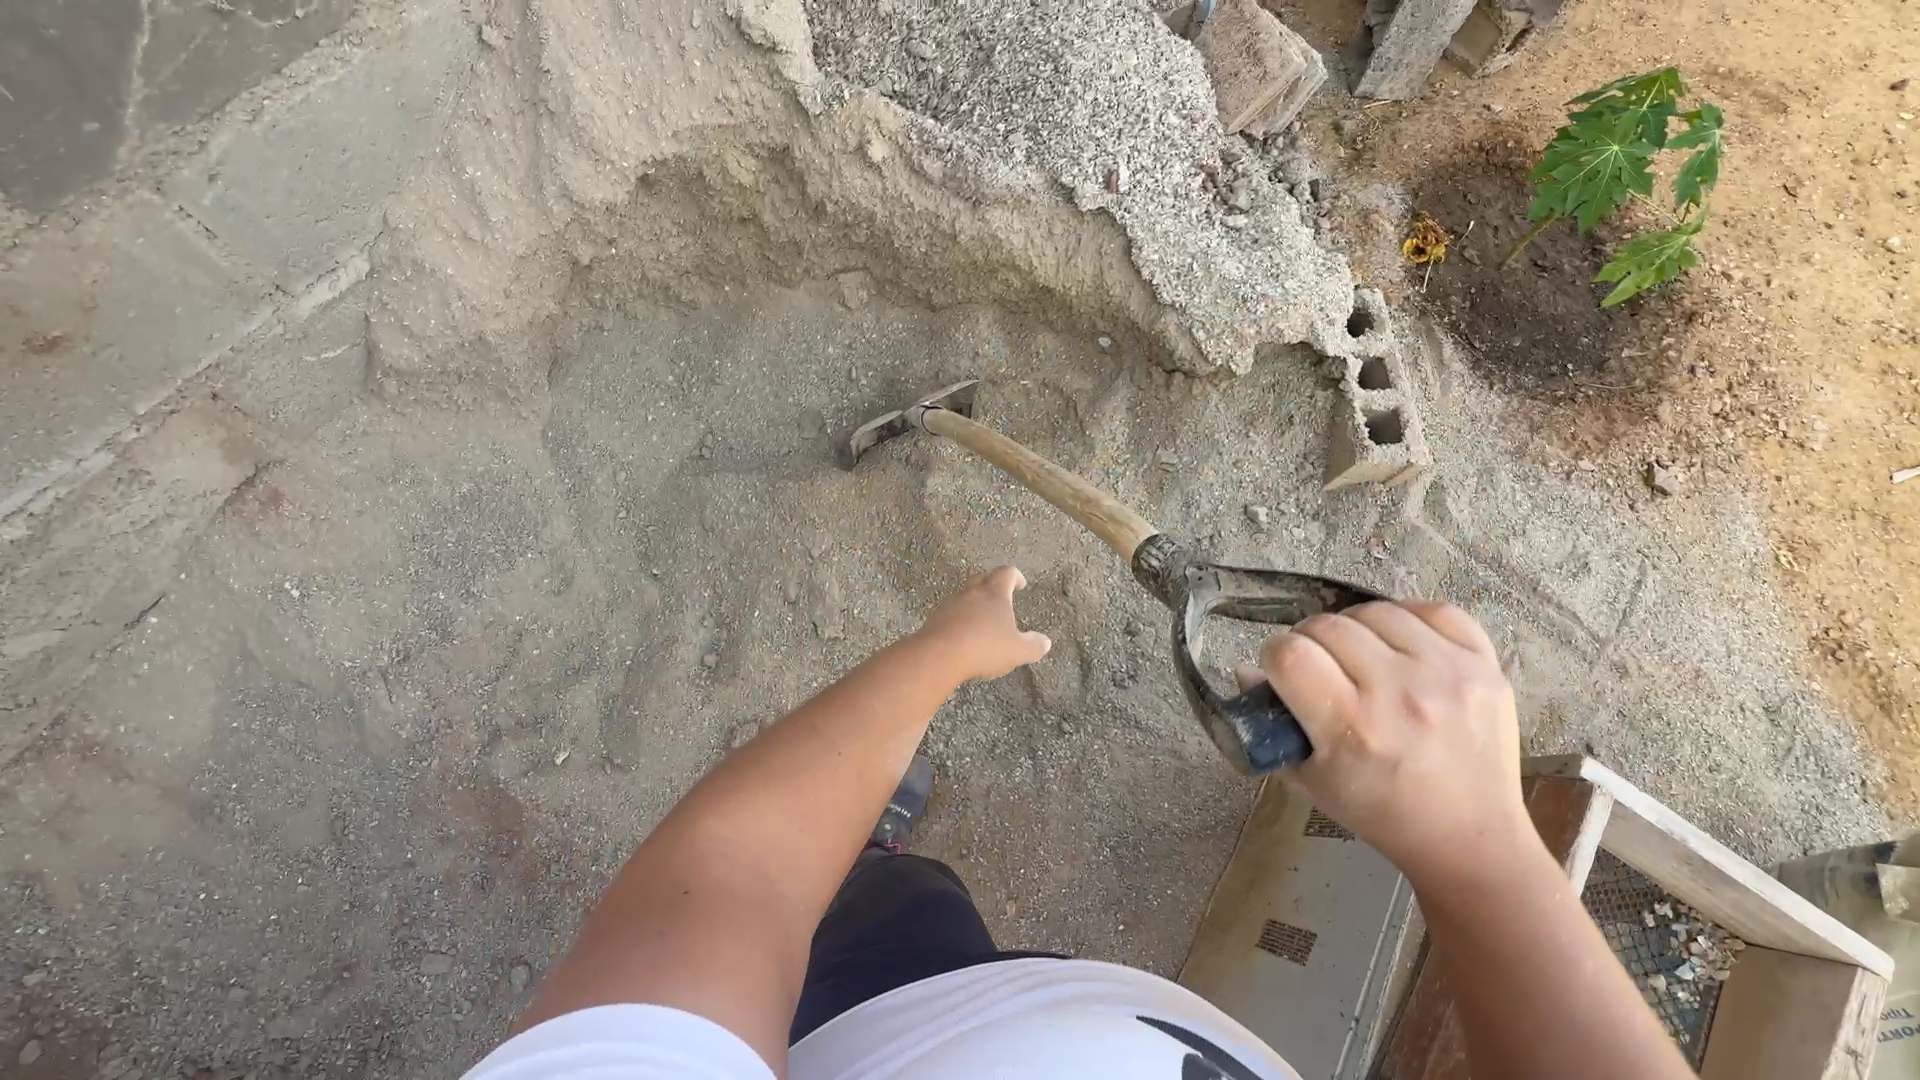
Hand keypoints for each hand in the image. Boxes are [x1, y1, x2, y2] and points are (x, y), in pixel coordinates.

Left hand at [914, 566, 1051, 682]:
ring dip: (974, 602)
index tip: (1020, 584)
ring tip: (982, 618)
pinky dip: (959, 618)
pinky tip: (963, 633)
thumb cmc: (984, 647)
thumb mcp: (1017, 651)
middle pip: (983, 578)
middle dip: (992, 584)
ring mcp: (950, 603)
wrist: (939, 654)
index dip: (1015, 577)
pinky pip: (950, 612)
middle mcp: (971, 592)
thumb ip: (1033, 646)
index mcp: (994, 593)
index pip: (1007, 573)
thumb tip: (1045, 642)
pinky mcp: (935, 618)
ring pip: (964, 595)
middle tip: (1000, 596)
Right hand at [1245, 601, 1529, 889]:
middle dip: (1310, 642)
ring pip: (1375, 612)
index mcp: (1351, 726)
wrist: (1468, 836)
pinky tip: (1399, 643)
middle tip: (1320, 669)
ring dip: (1356, 629)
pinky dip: (1408, 619)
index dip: (1275, 657)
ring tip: (1360, 657)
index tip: (1284, 675)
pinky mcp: (1483, 665)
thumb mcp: (1308, 777)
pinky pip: (1434, 610)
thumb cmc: (1378, 810)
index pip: (1289, 653)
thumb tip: (1245, 670)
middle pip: (1327, 625)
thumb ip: (1269, 722)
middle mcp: (1400, 693)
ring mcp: (1447, 674)